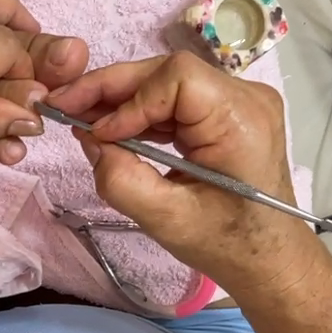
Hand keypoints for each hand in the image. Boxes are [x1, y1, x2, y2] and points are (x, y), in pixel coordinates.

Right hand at [46, 52, 326, 296]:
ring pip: (165, 83)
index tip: (96, 132)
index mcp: (241, 120)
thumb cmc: (225, 244)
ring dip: (119, 99)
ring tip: (79, 116)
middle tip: (63, 105)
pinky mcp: (224, 114)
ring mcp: (237, 102)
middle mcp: (246, 97)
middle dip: (112, 88)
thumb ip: (122, 179)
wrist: (268, 260)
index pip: (177, 78)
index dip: (129, 100)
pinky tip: (109, 128)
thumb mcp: (166, 219)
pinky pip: (173, 101)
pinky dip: (138, 113)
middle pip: (167, 72)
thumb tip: (89, 141)